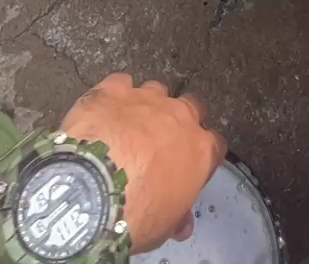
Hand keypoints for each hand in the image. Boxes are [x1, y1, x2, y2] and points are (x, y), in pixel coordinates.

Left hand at [59, 73, 226, 251]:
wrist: (94, 188)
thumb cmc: (136, 212)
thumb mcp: (164, 225)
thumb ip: (177, 215)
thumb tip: (181, 222)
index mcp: (199, 150)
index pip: (215, 143)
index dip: (202, 152)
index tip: (190, 162)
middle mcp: (180, 116)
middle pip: (192, 106)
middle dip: (181, 118)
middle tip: (163, 139)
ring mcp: (147, 98)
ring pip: (156, 90)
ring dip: (147, 105)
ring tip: (129, 125)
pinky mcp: (116, 89)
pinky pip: (121, 82)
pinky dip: (115, 94)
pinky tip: (106, 110)